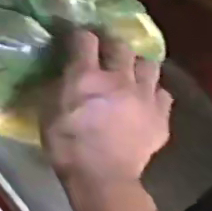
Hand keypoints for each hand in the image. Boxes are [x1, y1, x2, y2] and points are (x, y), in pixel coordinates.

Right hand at [43, 30, 172, 193]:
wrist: (102, 176)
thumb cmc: (65, 141)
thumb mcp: (49, 106)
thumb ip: (60, 84)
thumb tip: (65, 72)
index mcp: (85, 75)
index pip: (85, 39)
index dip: (80, 35)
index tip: (76, 37)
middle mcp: (118, 79)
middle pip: (121, 47)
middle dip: (112, 44)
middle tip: (104, 50)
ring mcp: (145, 98)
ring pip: (149, 65)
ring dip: (137, 64)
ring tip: (129, 71)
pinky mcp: (161, 117)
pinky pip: (163, 93)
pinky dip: (152, 91)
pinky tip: (143, 98)